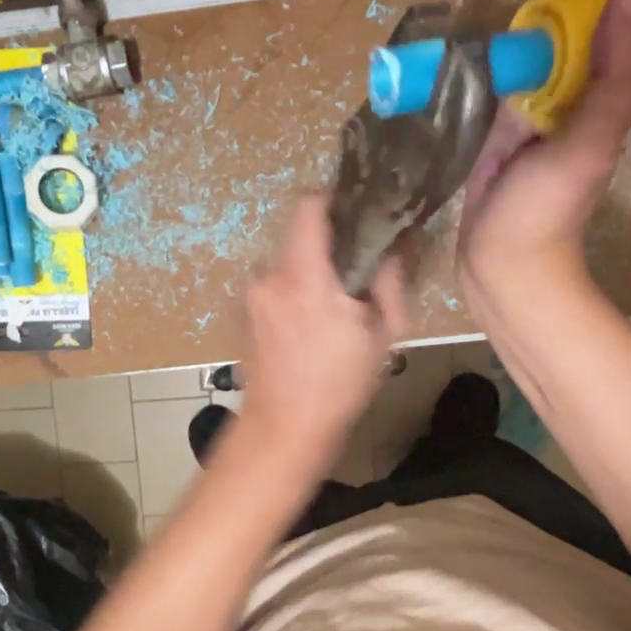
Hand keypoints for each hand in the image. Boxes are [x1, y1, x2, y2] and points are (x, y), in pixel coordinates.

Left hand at [238, 196, 406, 463]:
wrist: (284, 428)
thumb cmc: (339, 385)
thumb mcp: (382, 335)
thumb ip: (387, 281)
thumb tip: (389, 250)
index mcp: (305, 276)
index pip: (308, 205)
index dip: (332, 201)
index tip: (353, 215)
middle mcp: (270, 277)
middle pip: (297, 236)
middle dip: (325, 248)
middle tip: (350, 275)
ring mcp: (250, 296)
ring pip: (284, 265)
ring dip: (306, 275)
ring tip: (327, 310)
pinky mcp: (240, 315)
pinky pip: (271, 289)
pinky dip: (289, 296)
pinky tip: (304, 329)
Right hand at [457, 0, 630, 320]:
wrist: (503, 275)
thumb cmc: (545, 214)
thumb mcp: (590, 141)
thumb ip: (618, 75)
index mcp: (598, 98)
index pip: (598, 29)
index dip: (581, 4)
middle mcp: (567, 106)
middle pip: (557, 45)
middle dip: (537, 28)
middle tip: (508, 27)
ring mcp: (528, 127)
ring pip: (522, 70)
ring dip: (506, 54)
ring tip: (477, 46)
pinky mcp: (494, 147)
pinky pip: (493, 100)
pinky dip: (482, 84)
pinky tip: (461, 77)